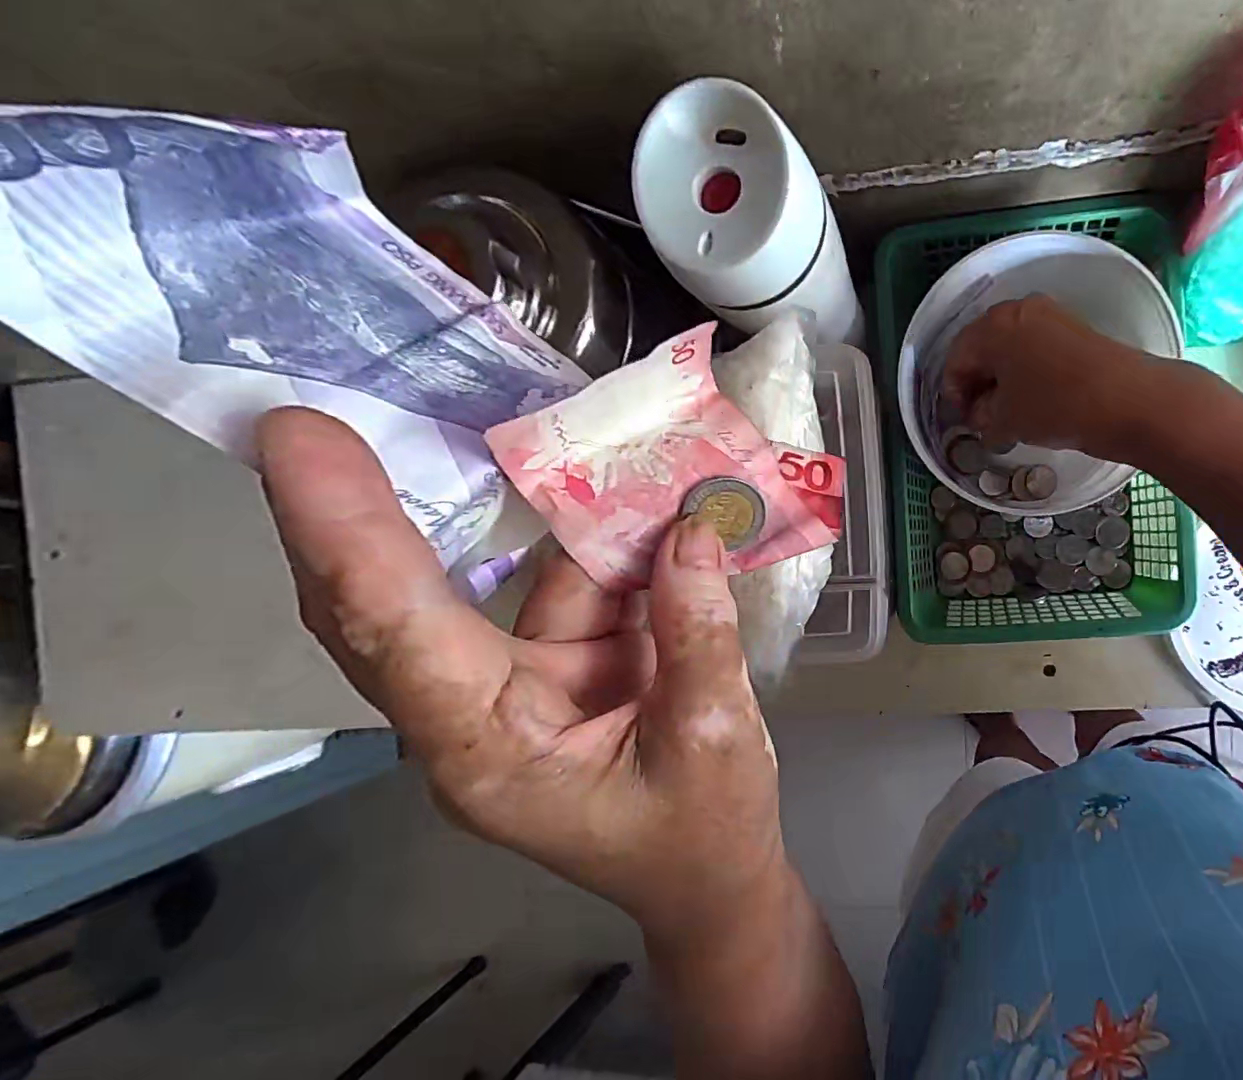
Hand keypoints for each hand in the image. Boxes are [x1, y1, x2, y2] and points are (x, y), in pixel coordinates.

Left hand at [257, 407, 781, 932]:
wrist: (717, 877)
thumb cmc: (704, 831)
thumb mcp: (713, 734)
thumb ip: (697, 631)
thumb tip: (691, 533)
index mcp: (486, 748)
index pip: (392, 631)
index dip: (345, 531)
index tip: (302, 439)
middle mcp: (482, 711)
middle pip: (403, 607)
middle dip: (373, 517)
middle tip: (330, 426)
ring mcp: (530, 686)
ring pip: (532, 581)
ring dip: (585, 526)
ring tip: (638, 464)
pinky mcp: (574, 669)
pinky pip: (588, 591)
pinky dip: (631, 554)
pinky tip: (672, 521)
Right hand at [941, 295, 1192, 459]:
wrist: (1127, 399)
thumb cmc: (1054, 406)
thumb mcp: (1006, 420)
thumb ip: (982, 417)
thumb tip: (981, 415)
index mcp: (992, 326)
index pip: (956, 358)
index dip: (953, 392)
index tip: (961, 420)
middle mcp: (1018, 310)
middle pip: (983, 348)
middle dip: (977, 383)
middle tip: (980, 418)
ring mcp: (1050, 317)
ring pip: (1011, 349)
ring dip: (1003, 380)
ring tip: (1008, 414)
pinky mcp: (1074, 330)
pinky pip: (1036, 351)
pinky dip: (1027, 373)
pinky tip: (1033, 401)